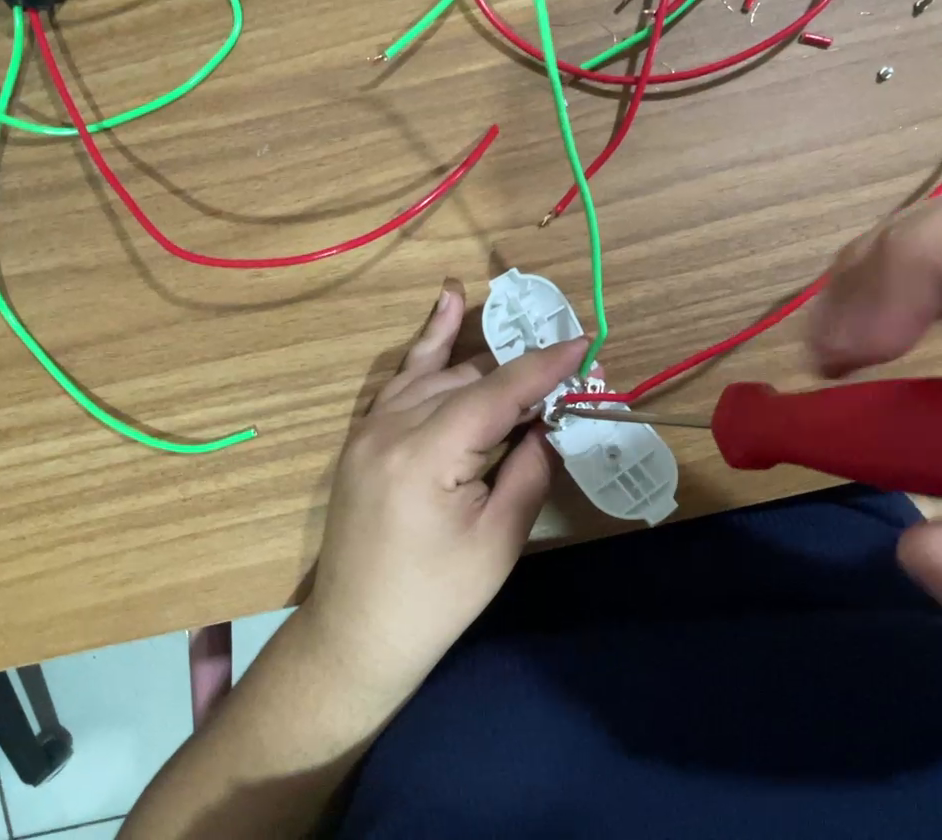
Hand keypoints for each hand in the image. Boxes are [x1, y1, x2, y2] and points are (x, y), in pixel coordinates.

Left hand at [300, 280, 586, 692]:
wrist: (358, 634)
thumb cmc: (436, 599)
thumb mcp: (499, 540)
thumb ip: (528, 470)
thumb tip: (546, 424)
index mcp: (425, 456)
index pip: (495, 393)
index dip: (543, 367)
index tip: (583, 343)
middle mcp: (390, 428)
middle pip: (468, 380)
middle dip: (521, 376)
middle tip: (568, 380)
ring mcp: (369, 429)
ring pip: (437, 375)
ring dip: (484, 366)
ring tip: (530, 354)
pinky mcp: (363, 437)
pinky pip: (401, 380)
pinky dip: (428, 347)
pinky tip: (447, 307)